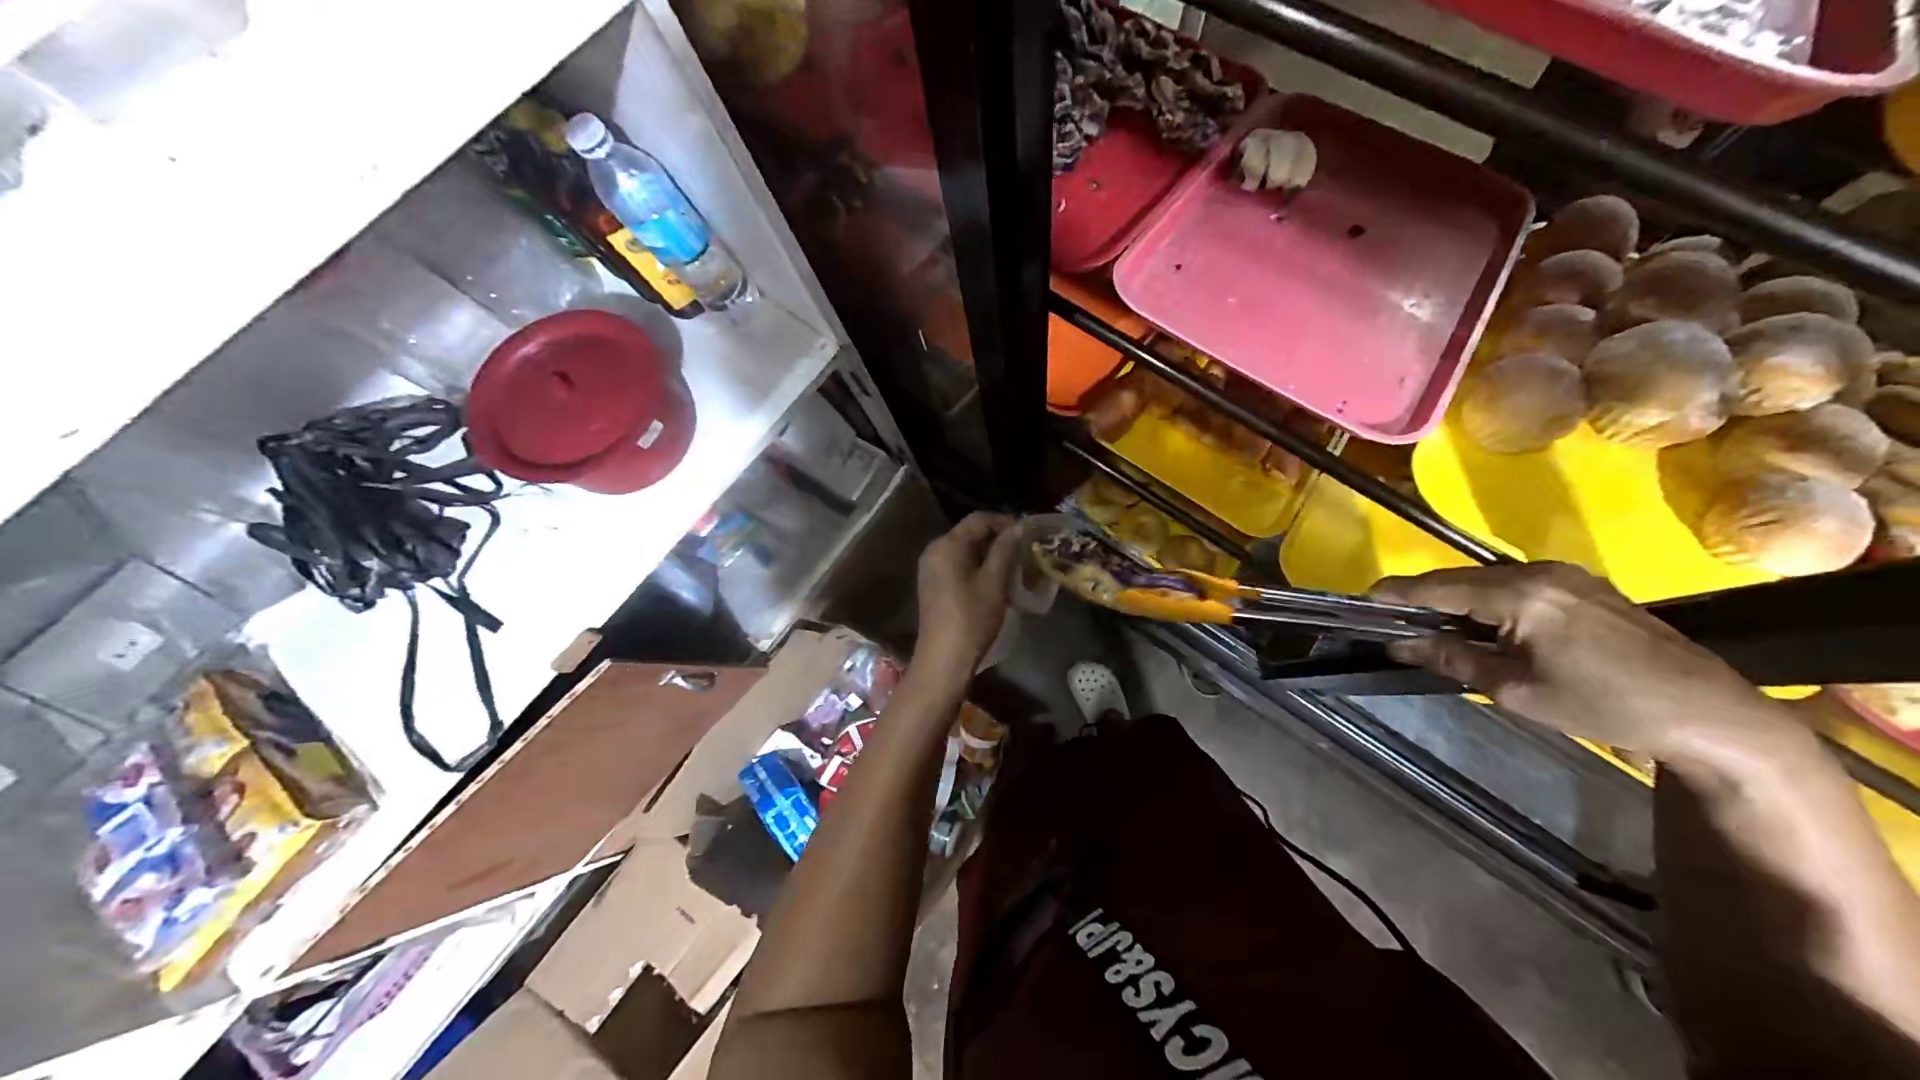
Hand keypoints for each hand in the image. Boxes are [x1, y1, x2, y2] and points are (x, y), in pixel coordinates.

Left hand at [914, 512, 1023, 675]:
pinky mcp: (933, 585)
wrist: (944, 659)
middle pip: (970, 533)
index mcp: (947, 545)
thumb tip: (1018, 527)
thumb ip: (1005, 550)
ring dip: (989, 554)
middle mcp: (934, 551)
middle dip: (998, 539)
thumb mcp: (994, 581)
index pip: (978, 520)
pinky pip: (957, 565)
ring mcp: (931, 568)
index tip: (1028, 535)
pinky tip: (995, 581)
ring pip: (965, 550)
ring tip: (1014, 567)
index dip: (1004, 522)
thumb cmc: (972, 617)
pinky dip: (977, 567)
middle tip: (1024, 552)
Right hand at [1371, 563, 1799, 764]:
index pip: (1437, 587)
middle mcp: (1539, 572)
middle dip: (1422, 597)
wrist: (1708, 713)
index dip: (1395, 593)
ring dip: (1455, 599)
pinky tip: (1480, 623)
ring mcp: (1565, 575)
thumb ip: (1453, 658)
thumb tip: (1401, 643)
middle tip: (1391, 619)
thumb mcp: (1516, 690)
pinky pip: (1516, 585)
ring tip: (1430, 624)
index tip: (1361, 601)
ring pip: (1487, 580)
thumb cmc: (1604, 705)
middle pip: (1459, 579)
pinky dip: (1487, 600)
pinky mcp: (1583, 585)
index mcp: (1520, 595)